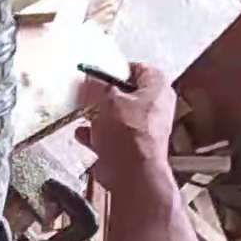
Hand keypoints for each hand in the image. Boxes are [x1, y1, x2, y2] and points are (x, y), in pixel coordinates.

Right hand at [77, 62, 175, 194]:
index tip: (98, 74)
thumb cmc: (128, 135)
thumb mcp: (108, 101)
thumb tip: (90, 78)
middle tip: (87, 95)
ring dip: (98, 116)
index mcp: (157, 89)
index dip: (117, 70)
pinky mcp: (130, 145)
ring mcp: (143, 127)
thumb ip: (97, 87)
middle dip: (104, 96)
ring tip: (83, 115)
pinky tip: (83, 134)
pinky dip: (96, 134)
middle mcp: (154, 107)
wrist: (130, 171)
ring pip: (117, 115)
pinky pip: (110, 134)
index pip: (139, 69)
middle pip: (126, 93)